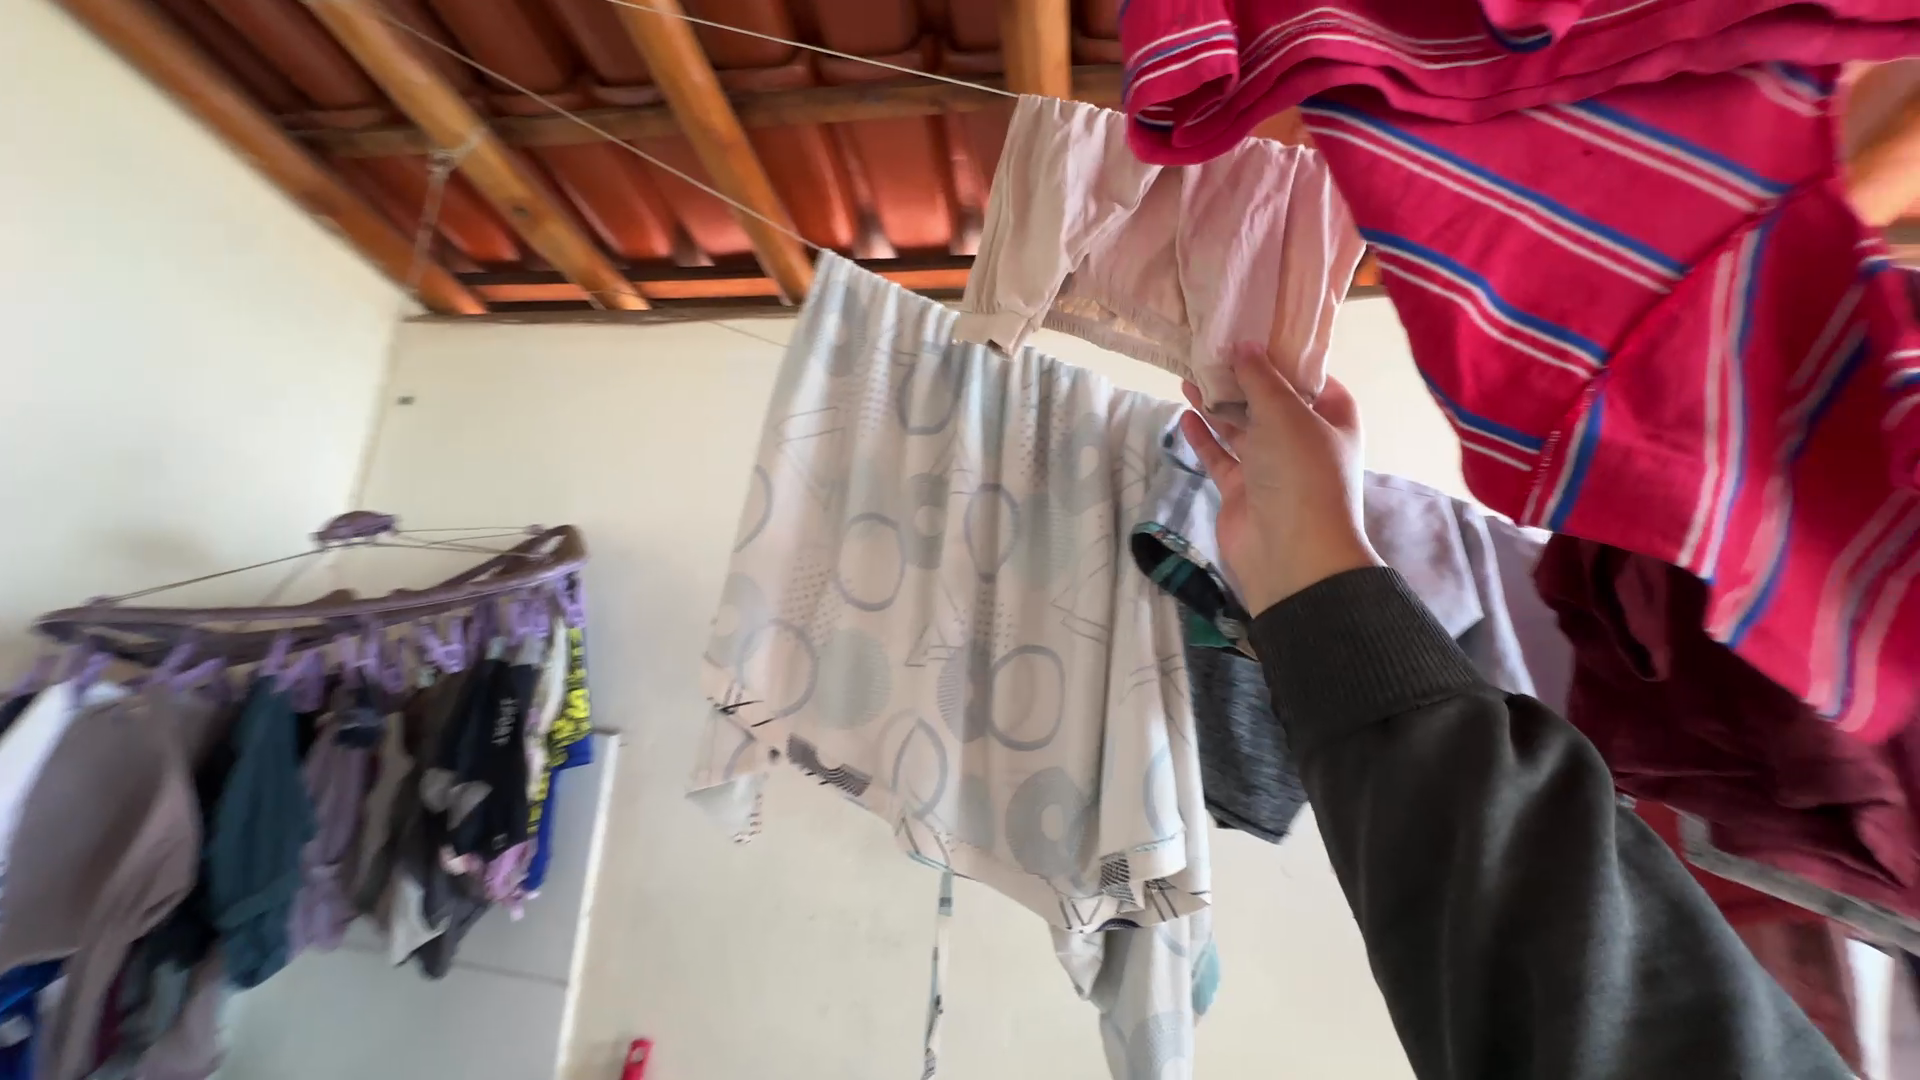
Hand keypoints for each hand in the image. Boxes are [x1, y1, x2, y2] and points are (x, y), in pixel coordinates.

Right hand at [1180, 348, 1381, 614]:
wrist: (1289, 551)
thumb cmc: (1301, 473)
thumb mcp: (1286, 414)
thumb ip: (1261, 379)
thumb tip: (1242, 345)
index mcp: (1333, 421)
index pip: (1313, 380)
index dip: (1287, 359)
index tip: (1256, 335)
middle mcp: (1303, 441)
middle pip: (1270, 402)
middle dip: (1243, 379)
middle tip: (1212, 351)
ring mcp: (1270, 467)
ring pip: (1241, 428)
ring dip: (1218, 405)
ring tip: (1189, 376)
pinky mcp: (1240, 488)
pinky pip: (1220, 455)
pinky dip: (1204, 436)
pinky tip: (1186, 414)